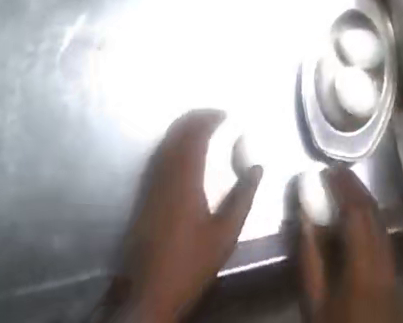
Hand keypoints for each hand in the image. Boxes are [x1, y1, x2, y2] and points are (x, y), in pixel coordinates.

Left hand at [117, 110, 261, 322]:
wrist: (150, 289)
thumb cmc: (191, 262)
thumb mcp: (225, 233)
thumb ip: (243, 197)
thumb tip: (258, 167)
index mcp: (185, 176)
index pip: (196, 134)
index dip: (209, 119)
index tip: (225, 114)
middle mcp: (165, 171)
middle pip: (178, 132)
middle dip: (195, 118)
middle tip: (214, 115)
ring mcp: (151, 180)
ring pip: (166, 141)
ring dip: (183, 128)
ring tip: (202, 126)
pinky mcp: (144, 191)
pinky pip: (159, 153)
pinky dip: (173, 142)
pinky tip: (183, 150)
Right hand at [298, 168, 401, 322]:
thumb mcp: (313, 301)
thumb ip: (310, 255)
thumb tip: (305, 211)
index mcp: (364, 269)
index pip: (358, 213)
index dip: (344, 186)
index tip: (327, 169)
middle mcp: (387, 267)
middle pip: (376, 217)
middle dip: (357, 190)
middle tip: (336, 172)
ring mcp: (396, 278)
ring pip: (384, 230)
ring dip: (365, 206)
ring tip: (343, 191)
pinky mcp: (398, 289)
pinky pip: (384, 245)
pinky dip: (370, 225)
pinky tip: (354, 225)